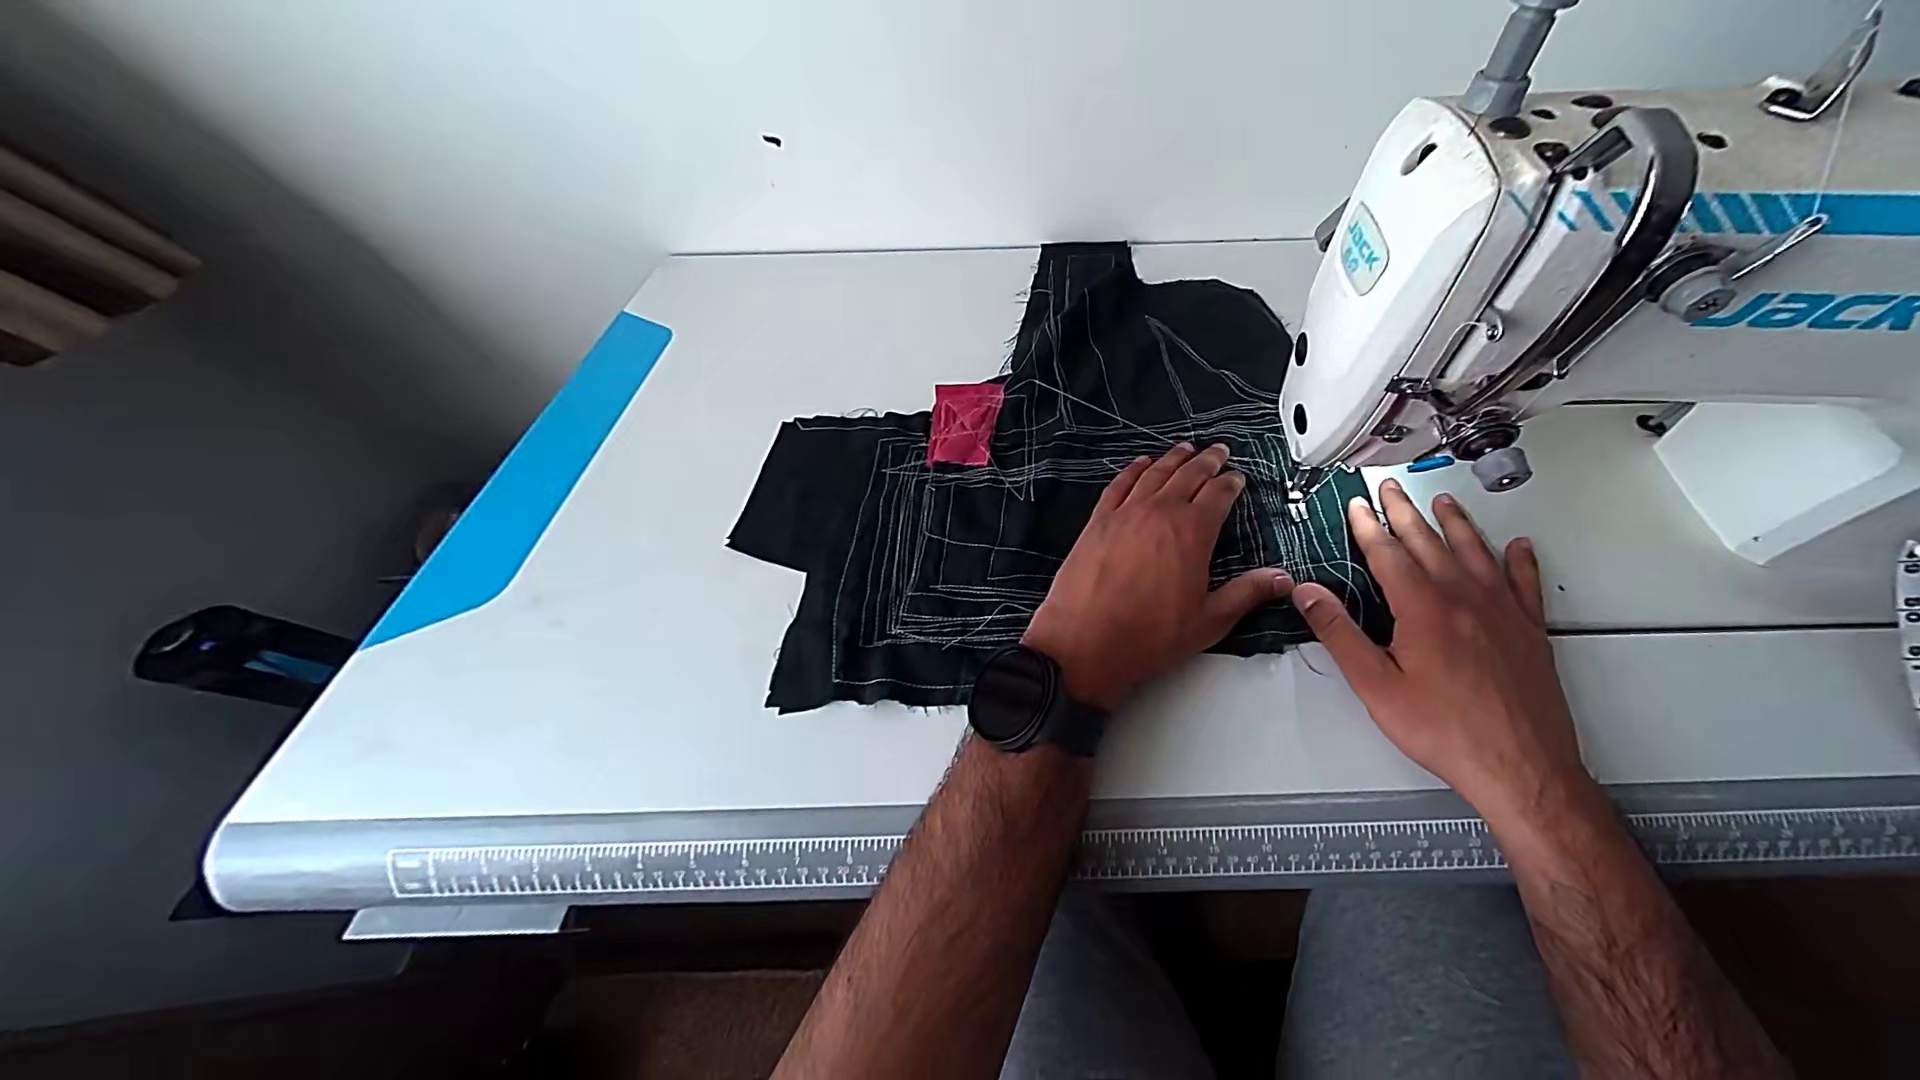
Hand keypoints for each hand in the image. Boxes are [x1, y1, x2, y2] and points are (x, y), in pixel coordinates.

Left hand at [1021, 443, 1293, 708]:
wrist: (1084, 642)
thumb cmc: (1146, 636)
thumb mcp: (1208, 621)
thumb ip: (1246, 594)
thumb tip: (1280, 579)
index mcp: (1191, 533)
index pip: (1218, 495)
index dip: (1230, 483)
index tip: (1237, 478)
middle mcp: (1158, 514)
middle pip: (1187, 475)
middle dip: (1206, 461)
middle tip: (1218, 452)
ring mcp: (1124, 515)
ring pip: (1153, 474)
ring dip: (1172, 459)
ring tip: (1184, 449)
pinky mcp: (1096, 523)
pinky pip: (1118, 486)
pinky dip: (1132, 471)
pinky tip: (1139, 465)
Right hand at [1289, 478, 1588, 825]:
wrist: (1520, 767)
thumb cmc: (1444, 729)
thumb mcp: (1373, 684)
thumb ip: (1338, 632)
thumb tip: (1308, 593)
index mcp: (1423, 609)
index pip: (1389, 554)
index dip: (1369, 526)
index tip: (1357, 505)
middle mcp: (1466, 600)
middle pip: (1430, 543)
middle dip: (1406, 512)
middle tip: (1392, 489)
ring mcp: (1503, 613)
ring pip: (1477, 553)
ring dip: (1456, 524)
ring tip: (1442, 502)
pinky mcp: (1530, 632)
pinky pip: (1525, 584)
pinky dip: (1519, 560)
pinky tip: (1517, 547)